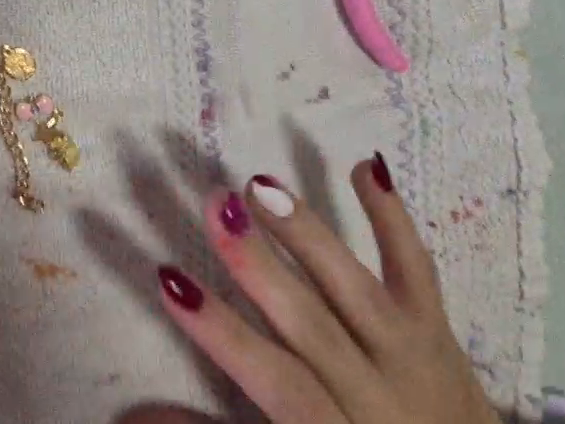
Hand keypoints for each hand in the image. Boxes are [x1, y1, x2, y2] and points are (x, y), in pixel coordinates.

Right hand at [139, 155, 500, 423]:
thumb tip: (127, 413)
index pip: (276, 378)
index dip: (223, 331)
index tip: (168, 279)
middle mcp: (375, 390)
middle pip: (313, 323)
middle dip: (260, 264)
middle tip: (217, 204)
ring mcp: (411, 354)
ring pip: (357, 290)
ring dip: (307, 234)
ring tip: (258, 183)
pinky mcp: (436, 328)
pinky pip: (418, 271)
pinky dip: (393, 218)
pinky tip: (365, 165)